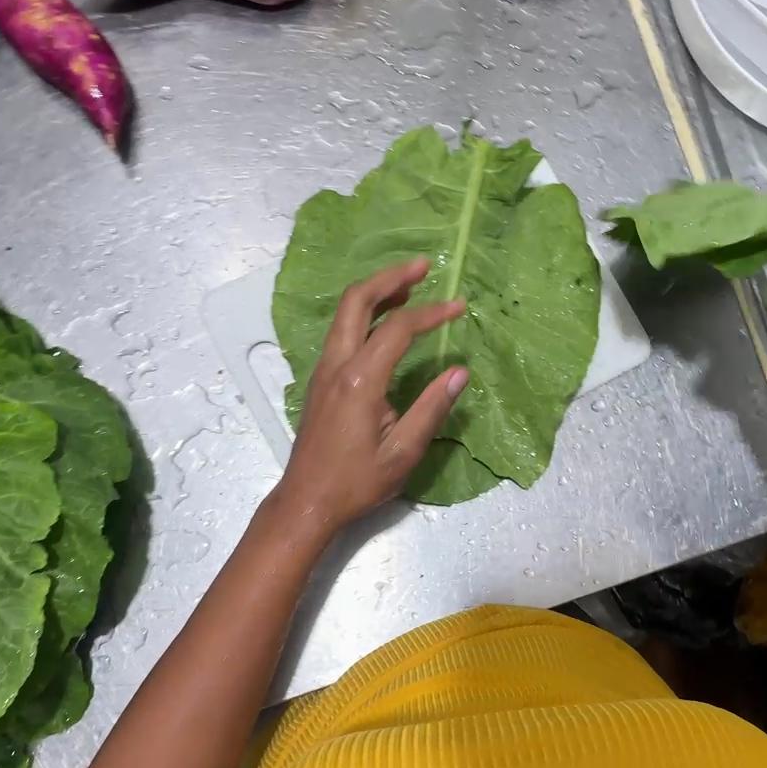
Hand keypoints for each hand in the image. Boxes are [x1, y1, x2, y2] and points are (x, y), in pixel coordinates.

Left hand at [272, 258, 468, 530]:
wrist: (307, 500)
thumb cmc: (356, 482)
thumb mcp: (403, 452)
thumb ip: (431, 408)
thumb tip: (459, 372)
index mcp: (360, 380)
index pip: (397, 329)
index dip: (431, 313)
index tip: (459, 307)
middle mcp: (337, 365)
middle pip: (358, 300)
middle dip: (391, 278)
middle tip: (422, 266)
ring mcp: (323, 370)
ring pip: (345, 313)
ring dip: (376, 292)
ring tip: (409, 285)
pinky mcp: (320, 379)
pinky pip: (341, 331)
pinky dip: (365, 313)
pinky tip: (384, 320)